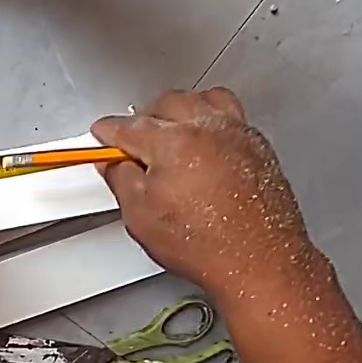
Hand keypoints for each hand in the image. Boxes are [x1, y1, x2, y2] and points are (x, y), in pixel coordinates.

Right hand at [92, 89, 324, 300]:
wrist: (257, 261)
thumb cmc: (207, 244)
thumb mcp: (141, 218)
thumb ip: (122, 181)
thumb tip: (115, 166)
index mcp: (172, 141)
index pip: (129, 126)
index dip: (109, 132)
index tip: (103, 135)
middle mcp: (207, 128)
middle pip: (166, 104)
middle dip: (144, 117)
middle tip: (133, 140)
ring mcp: (236, 134)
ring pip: (202, 100)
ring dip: (181, 110)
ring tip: (171, 132)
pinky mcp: (258, 147)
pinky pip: (231, 117)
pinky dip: (212, 121)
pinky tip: (206, 141)